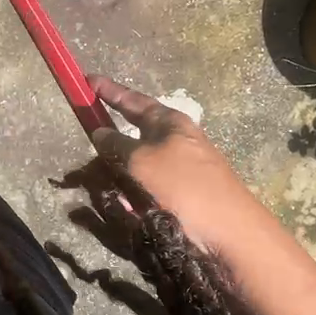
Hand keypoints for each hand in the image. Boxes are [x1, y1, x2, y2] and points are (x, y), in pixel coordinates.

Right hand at [87, 75, 257, 247]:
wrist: (229, 233)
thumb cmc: (186, 186)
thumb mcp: (142, 161)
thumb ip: (116, 144)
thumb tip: (99, 132)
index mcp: (170, 123)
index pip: (132, 100)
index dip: (108, 90)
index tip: (86, 81)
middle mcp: (175, 143)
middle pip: (131, 139)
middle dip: (109, 153)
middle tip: (90, 163)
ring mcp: (178, 171)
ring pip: (134, 170)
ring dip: (120, 183)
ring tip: (115, 198)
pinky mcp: (179, 197)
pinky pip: (144, 193)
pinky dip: (134, 202)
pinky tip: (134, 215)